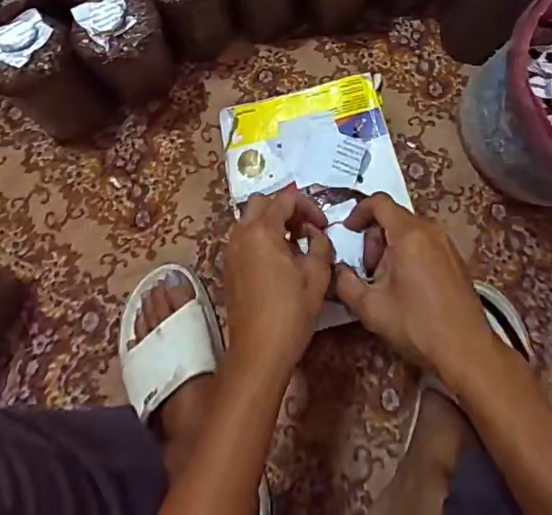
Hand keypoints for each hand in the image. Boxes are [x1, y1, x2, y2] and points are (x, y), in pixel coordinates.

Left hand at [223, 185, 332, 374]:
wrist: (259, 353)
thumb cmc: (290, 310)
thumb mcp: (317, 273)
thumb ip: (320, 243)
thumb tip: (315, 234)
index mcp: (261, 230)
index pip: (286, 198)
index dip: (308, 206)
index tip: (322, 225)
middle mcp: (241, 235)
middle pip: (262, 203)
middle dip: (286, 208)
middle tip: (305, 227)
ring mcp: (231, 253)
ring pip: (250, 221)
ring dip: (273, 223)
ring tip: (295, 244)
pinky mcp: (229, 270)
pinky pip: (245, 240)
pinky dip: (262, 239)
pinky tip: (281, 262)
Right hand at [332, 193, 497, 380]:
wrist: (465, 348)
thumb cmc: (417, 325)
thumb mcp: (371, 308)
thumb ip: (345, 283)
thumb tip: (338, 270)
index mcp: (409, 234)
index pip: (379, 202)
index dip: (358, 211)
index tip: (348, 231)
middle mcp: (430, 229)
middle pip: (393, 217)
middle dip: (374, 238)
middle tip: (368, 271)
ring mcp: (446, 241)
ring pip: (409, 230)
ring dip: (390, 247)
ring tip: (386, 283)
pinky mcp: (455, 256)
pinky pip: (424, 242)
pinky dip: (409, 253)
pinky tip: (407, 286)